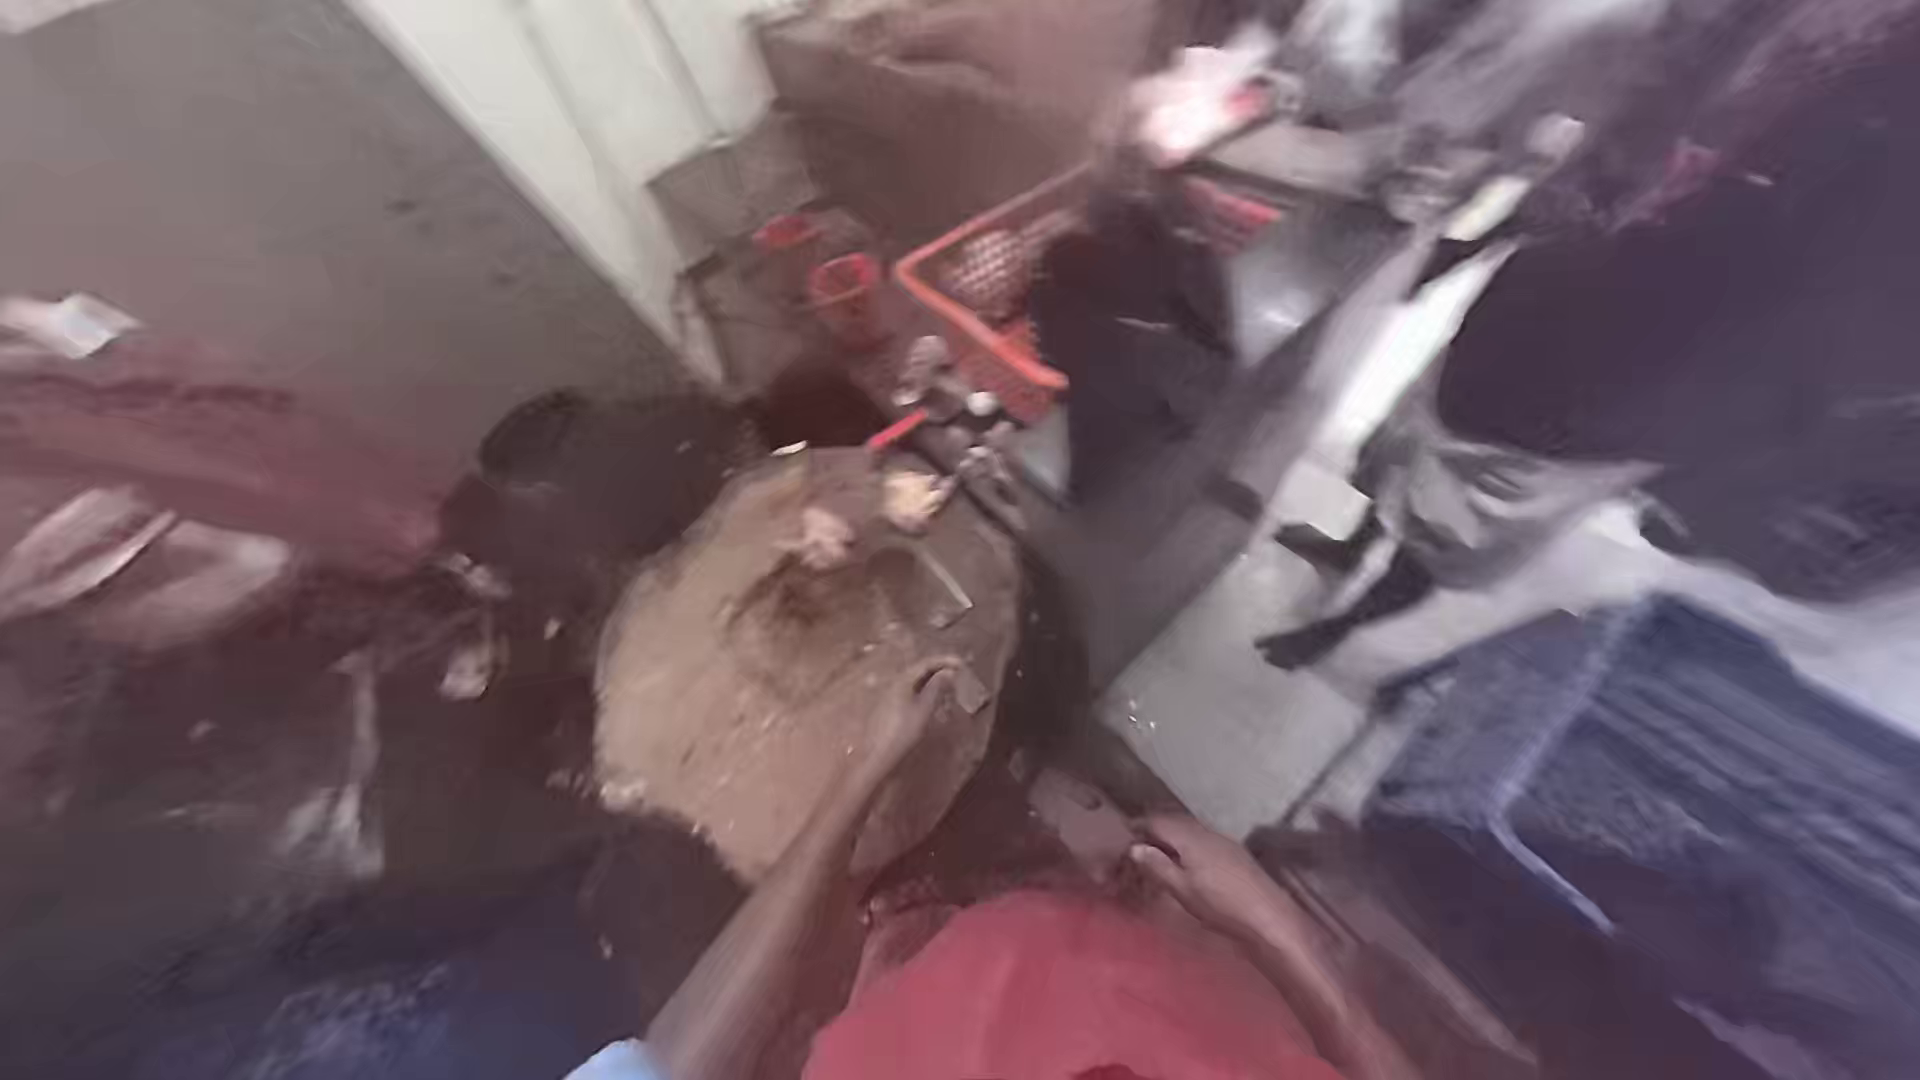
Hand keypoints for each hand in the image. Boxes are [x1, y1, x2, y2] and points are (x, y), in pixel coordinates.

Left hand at [860, 656, 961, 780]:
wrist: (880, 753)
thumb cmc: (904, 730)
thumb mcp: (924, 708)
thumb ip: (936, 688)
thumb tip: (949, 672)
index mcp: (904, 680)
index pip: (926, 663)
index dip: (945, 661)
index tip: (962, 664)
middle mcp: (897, 682)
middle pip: (921, 668)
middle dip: (940, 667)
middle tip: (959, 671)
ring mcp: (894, 693)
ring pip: (917, 679)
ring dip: (934, 677)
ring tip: (950, 682)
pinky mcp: (893, 704)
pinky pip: (914, 688)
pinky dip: (927, 687)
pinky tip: (934, 695)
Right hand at [1129, 815, 1290, 941]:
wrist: (1270, 919)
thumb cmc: (1220, 905)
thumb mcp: (1181, 889)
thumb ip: (1157, 865)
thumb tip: (1134, 847)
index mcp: (1188, 835)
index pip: (1156, 820)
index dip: (1139, 825)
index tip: (1125, 834)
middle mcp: (1204, 830)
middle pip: (1173, 820)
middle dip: (1155, 828)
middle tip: (1141, 842)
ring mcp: (1223, 840)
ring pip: (1190, 829)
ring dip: (1173, 835)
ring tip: (1162, 852)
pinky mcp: (1235, 852)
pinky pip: (1203, 838)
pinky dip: (1190, 843)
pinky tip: (1191, 862)